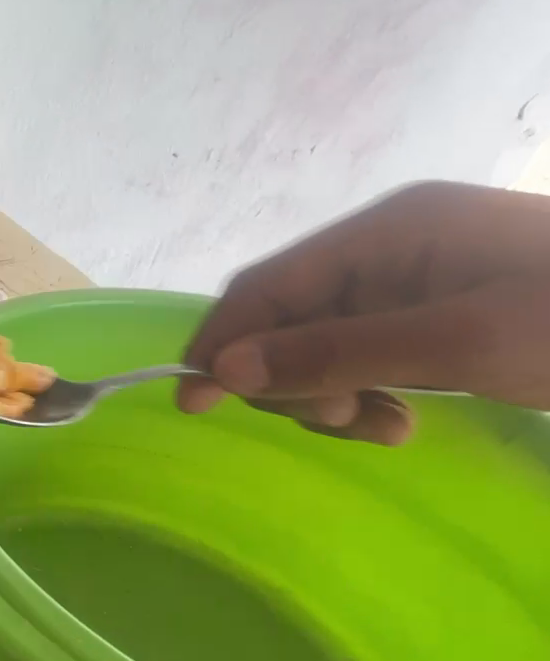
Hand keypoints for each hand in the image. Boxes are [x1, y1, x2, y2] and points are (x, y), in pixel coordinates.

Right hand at [179, 181, 549, 443]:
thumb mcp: (466, 341)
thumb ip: (334, 353)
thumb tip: (219, 370)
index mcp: (388, 231)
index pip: (266, 288)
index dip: (222, 343)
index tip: (194, 402)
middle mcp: (388, 251)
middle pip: (286, 320)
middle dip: (289, 378)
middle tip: (332, 424)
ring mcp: (413, 285)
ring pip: (318, 348)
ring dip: (326, 395)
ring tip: (381, 428)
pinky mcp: (437, 319)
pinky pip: (361, 360)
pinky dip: (362, 396)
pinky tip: (399, 420)